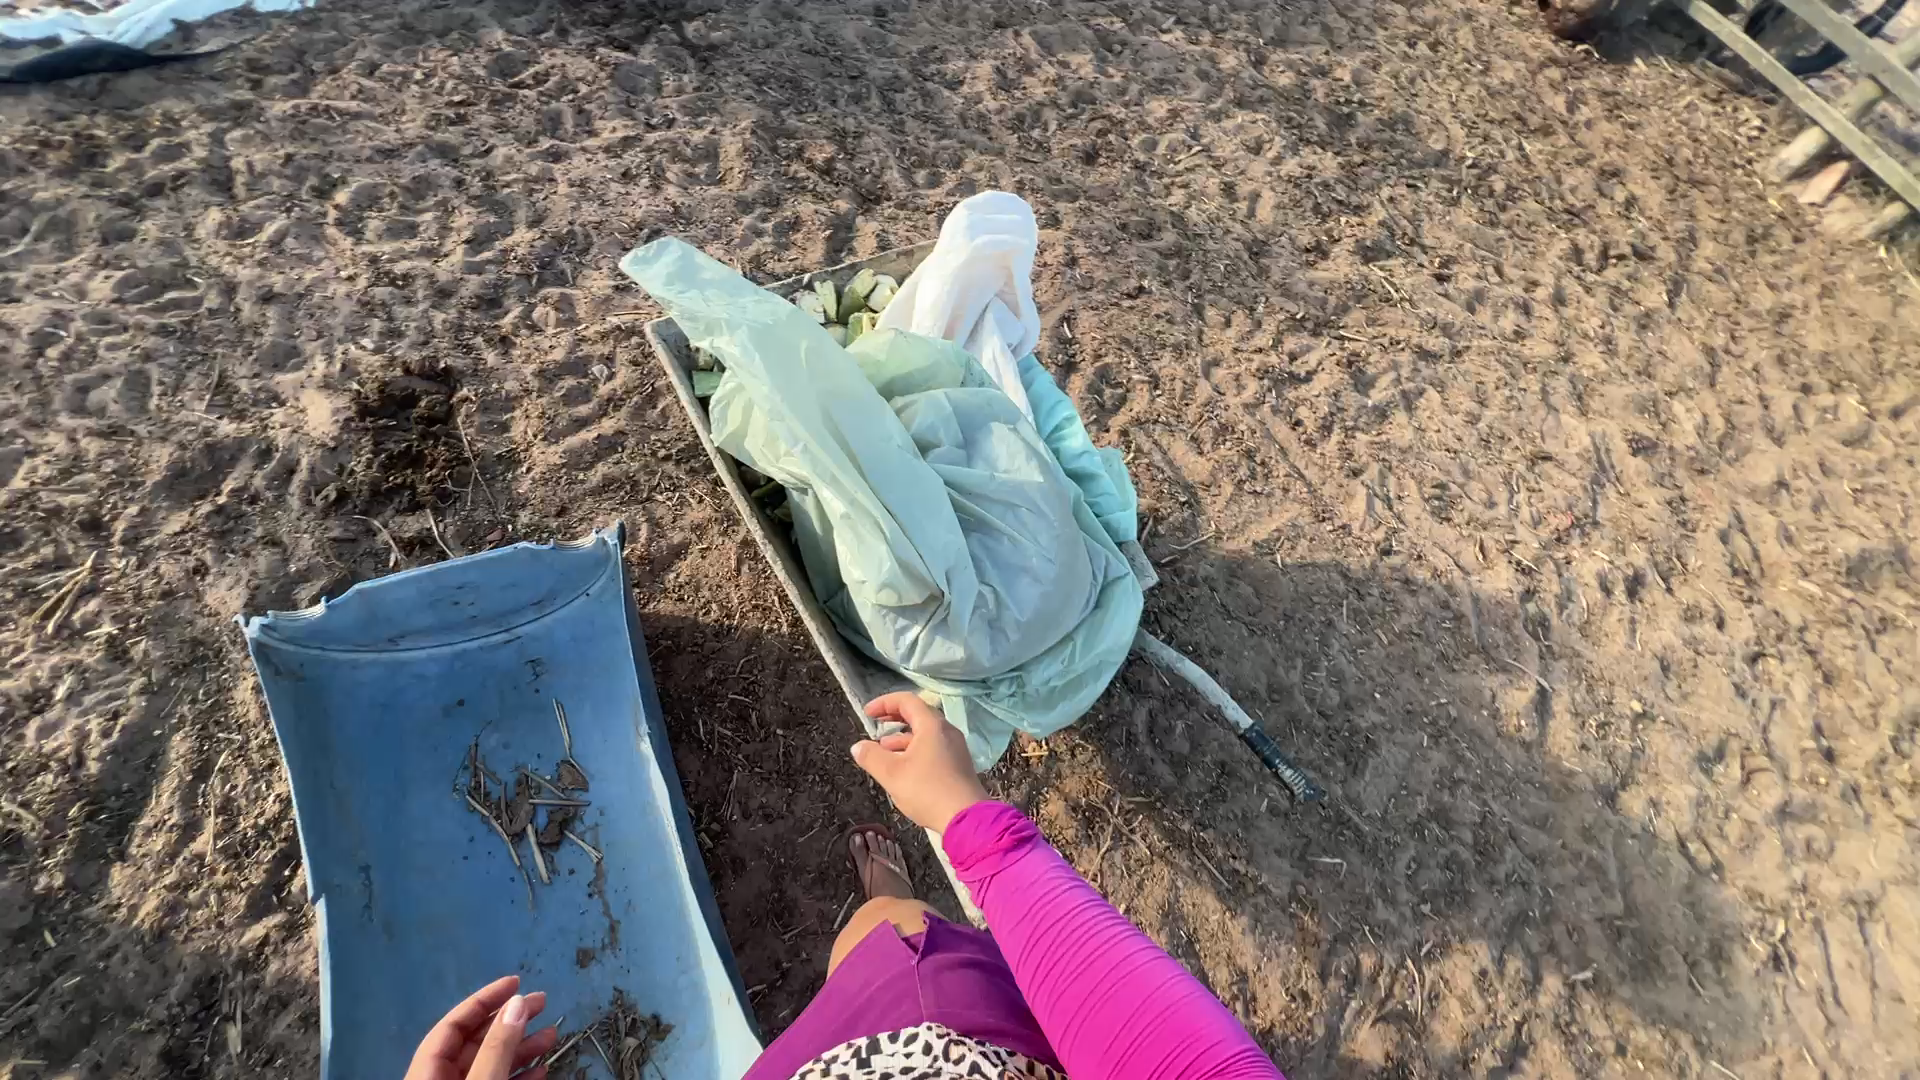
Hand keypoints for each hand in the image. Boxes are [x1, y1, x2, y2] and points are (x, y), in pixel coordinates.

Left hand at [404, 975, 557, 1079]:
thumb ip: (497, 1047)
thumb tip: (518, 1001)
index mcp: (425, 1075)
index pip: (451, 1026)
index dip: (483, 1000)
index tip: (517, 982)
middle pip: (475, 1043)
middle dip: (511, 1021)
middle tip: (542, 1003)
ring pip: (490, 1064)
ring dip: (522, 1048)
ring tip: (551, 1036)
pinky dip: (518, 1075)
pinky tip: (540, 1070)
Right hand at [852, 693, 988, 831]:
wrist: (967, 818)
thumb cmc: (928, 791)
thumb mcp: (892, 774)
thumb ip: (871, 757)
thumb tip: (858, 746)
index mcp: (932, 725)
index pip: (907, 701)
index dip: (884, 703)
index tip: (868, 713)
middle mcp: (946, 731)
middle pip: (918, 714)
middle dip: (894, 718)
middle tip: (876, 724)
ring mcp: (955, 747)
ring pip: (925, 733)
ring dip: (903, 736)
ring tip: (883, 749)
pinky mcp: (958, 764)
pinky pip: (933, 747)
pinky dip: (915, 749)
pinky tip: (903, 767)